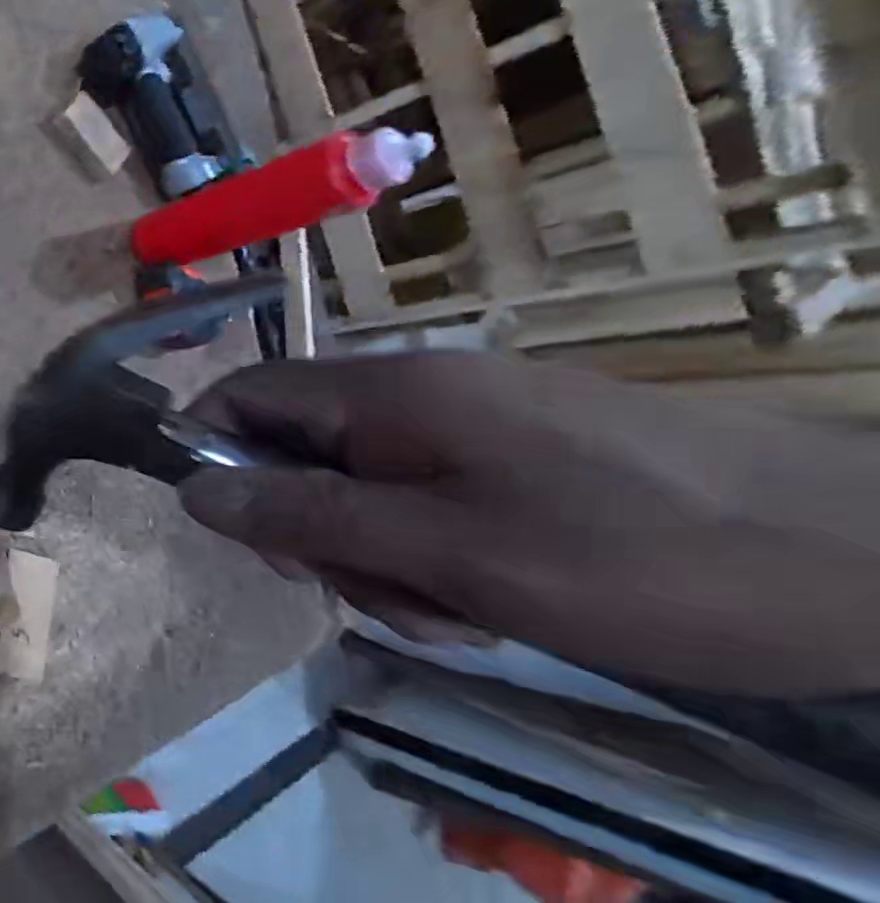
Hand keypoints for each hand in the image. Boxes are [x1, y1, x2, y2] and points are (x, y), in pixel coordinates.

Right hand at [177, 352, 879, 697]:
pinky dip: (423, 557)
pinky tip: (481, 602)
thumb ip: (306, 515)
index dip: (213, 452)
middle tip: (366, 591)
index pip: (244, 395)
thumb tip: (192, 491)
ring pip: (354, 487)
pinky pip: (414, 501)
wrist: (875, 560)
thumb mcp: (445, 549)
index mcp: (383, 392)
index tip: (245, 534)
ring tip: (450, 612)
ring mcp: (458, 426)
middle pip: (295, 450)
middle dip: (312, 529)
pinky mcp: (501, 458)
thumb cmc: (636, 554)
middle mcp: (408, 394)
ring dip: (374, 557)